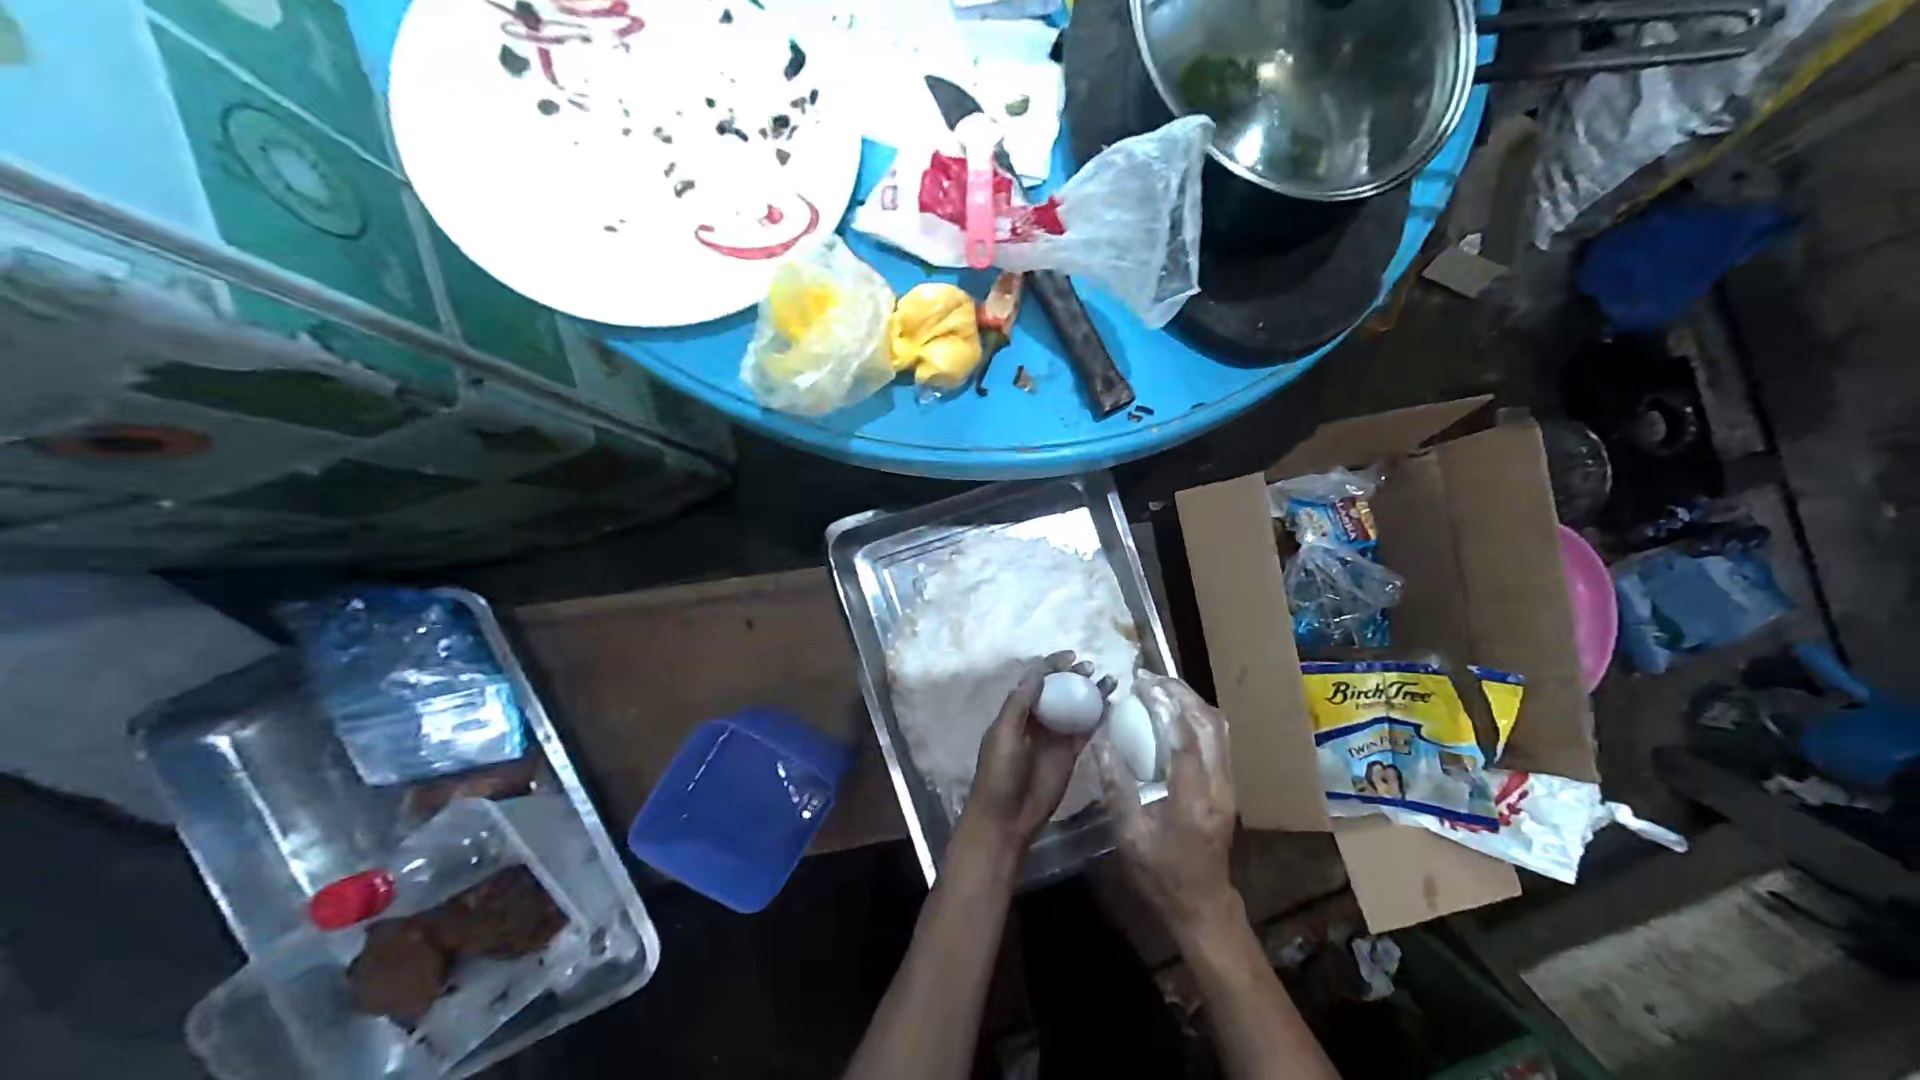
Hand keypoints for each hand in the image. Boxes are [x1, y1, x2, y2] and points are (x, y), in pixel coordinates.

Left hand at [959, 651, 1097, 854]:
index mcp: (1016, 711)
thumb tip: (1039, 674)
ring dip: (1090, 693)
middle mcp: (1036, 719)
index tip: (1071, 656)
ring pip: (1074, 708)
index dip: (1052, 666)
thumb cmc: (999, 774)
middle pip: (1058, 690)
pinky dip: (1097, 717)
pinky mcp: (1069, 754)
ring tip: (1108, 679)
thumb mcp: (1003, 734)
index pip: (1036, 680)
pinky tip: (1111, 704)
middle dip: (1074, 676)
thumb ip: (1019, 704)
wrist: (1006, 818)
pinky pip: (1085, 730)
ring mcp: (1054, 737)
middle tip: (1091, 667)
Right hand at [1095, 671, 1239, 939]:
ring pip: (1219, 729)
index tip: (1141, 682)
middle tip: (1149, 676)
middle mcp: (1219, 787)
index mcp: (1193, 801)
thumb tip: (1101, 739)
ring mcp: (1228, 786)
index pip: (1185, 741)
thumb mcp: (1128, 835)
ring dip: (1191, 701)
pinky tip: (1174, 711)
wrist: (1202, 905)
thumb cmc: (1160, 874)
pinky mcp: (1228, 786)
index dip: (1164, 705)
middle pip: (1210, 725)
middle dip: (1181, 693)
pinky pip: (1218, 739)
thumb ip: (1116, 785)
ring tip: (1161, 686)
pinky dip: (1197, 716)